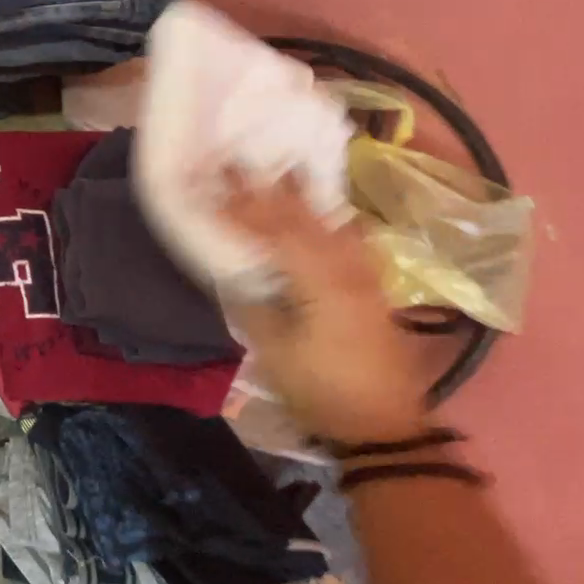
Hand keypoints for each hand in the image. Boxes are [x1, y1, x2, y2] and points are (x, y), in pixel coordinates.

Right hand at [220, 169, 430, 443]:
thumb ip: (251, 297)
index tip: (205, 182)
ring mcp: (365, 280)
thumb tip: (228, 264)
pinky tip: (328, 211)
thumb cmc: (315, 386)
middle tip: (237, 160)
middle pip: (302, 220)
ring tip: (283, 168)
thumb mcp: (270, 343)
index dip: (234, 206)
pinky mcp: (372, 291)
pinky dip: (334, 221)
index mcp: (317, 282)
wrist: (378, 424)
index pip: (269, 232)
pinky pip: (351, 242)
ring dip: (303, 197)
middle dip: (266, 189)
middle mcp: (347, 272)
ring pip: (330, 226)